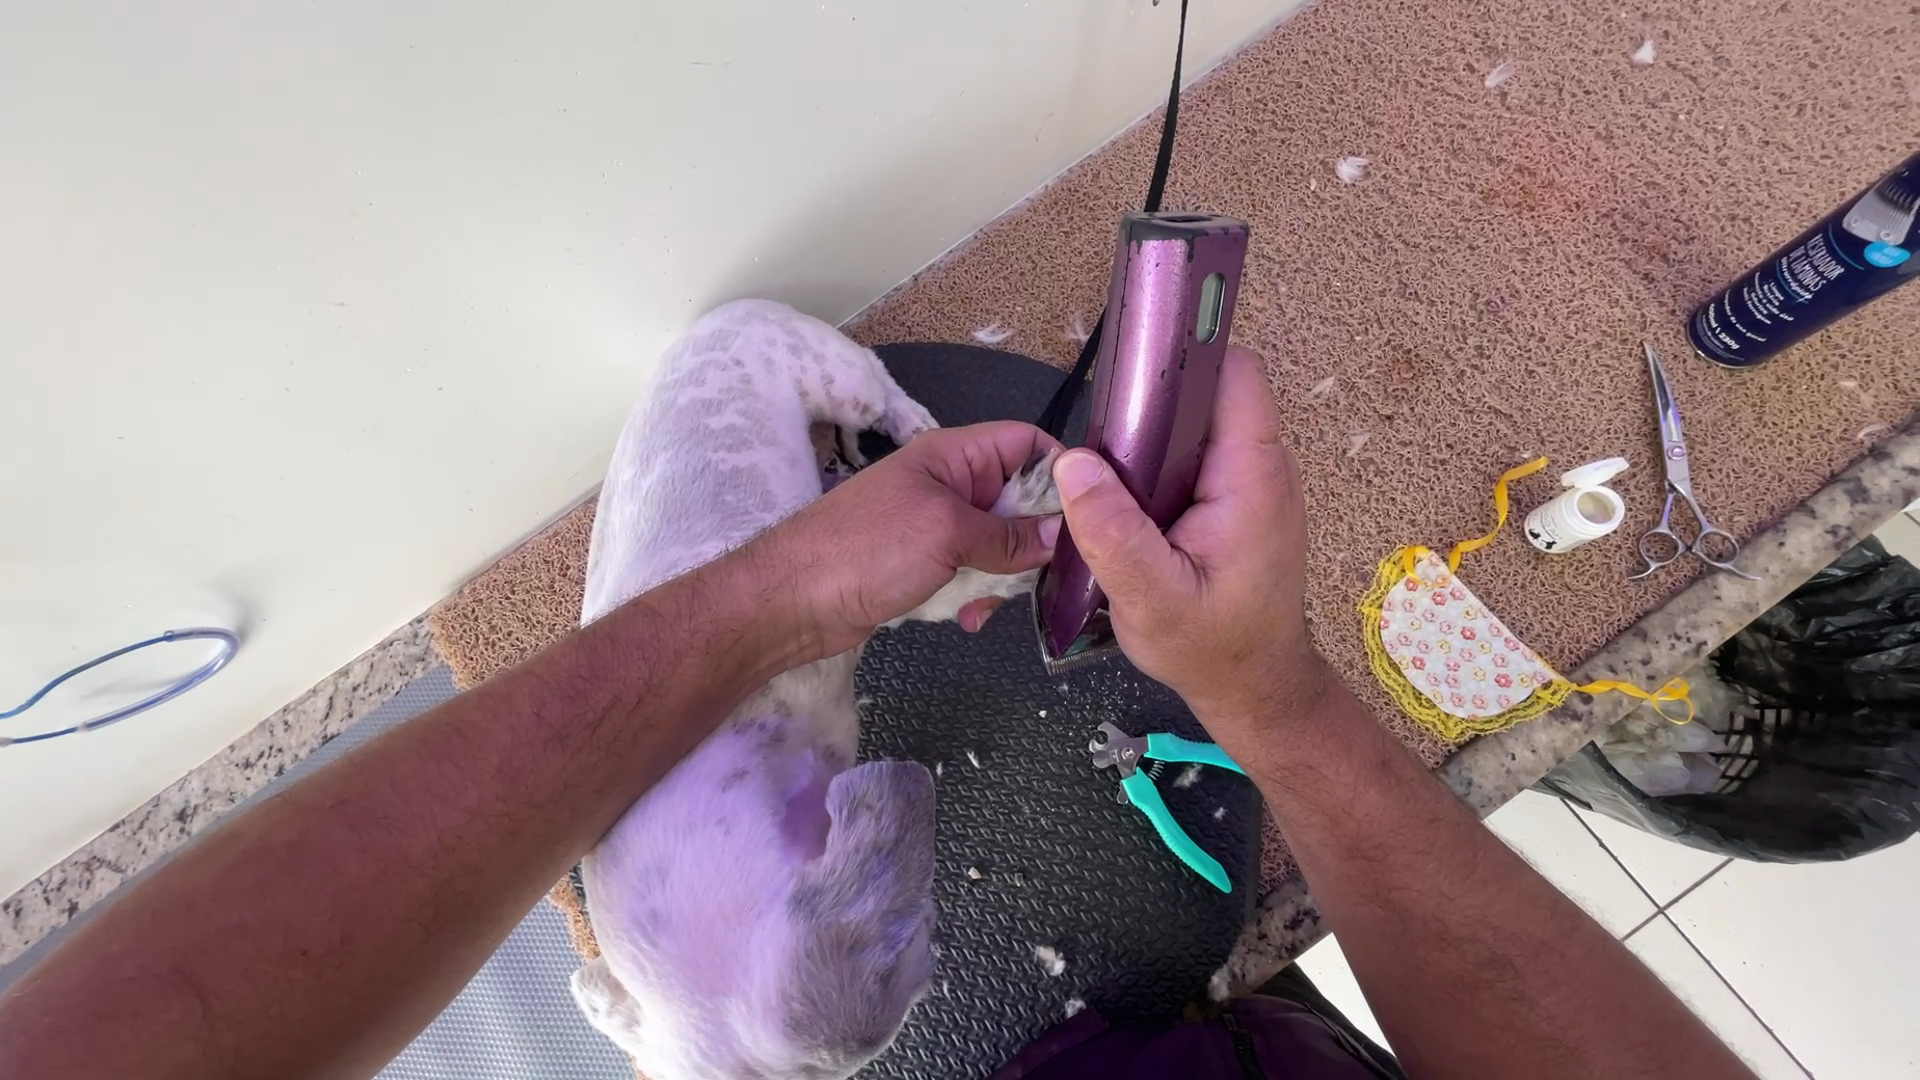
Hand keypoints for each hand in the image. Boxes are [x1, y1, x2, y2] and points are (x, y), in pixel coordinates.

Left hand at [762, 421, 1062, 658]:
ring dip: (1002, 577)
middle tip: (1046, 576)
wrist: (793, 603)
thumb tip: (1063, 536)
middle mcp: (951, 486)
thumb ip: (1007, 535)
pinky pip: (971, 574)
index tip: (1089, 513)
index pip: (1025, 443)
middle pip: (1018, 501)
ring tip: (988, 604)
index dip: (1060, 471)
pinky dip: (975, 596)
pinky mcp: (926, 566)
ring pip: (998, 545)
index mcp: (954, 456)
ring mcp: (938, 528)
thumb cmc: (867, 550)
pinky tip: (966, 619)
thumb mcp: (946, 533)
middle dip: (1034, 540)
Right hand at [1050, 346, 1327, 758]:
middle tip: (1094, 437)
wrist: (1252, 688)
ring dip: (1144, 437)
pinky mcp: (1227, 503)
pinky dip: (1150, 465)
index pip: (1233, 376)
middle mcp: (1255, 468)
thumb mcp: (1153, 600)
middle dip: (1149, 400)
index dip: (1184, 356)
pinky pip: (1186, 459)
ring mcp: (1243, 484)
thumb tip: (1072, 463)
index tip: (1125, 369)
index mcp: (1251, 476)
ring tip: (1099, 468)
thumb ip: (1113, 534)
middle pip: (1205, 395)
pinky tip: (1118, 495)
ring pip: (1191, 427)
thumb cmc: (1213, 648)